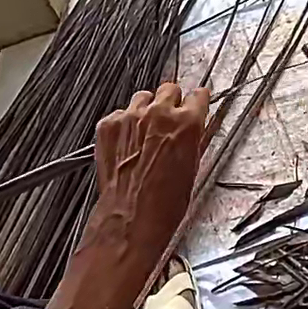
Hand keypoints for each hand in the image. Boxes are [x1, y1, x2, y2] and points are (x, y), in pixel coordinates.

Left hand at [50, 82, 208, 308]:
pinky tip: (129, 145)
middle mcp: (158, 114)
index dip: (198, 101)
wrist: (130, 219)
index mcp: (186, 123)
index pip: (198, 95)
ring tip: (146, 133)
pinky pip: (120, 114)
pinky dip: (125, 125)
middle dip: (171, 102)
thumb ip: (193, 139)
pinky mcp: (109, 126)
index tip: (196, 103)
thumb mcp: (193, 168)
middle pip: (169, 89)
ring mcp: (130, 118)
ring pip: (143, 98)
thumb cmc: (164, 204)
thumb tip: (195, 128)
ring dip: (147, 110)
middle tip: (169, 120)